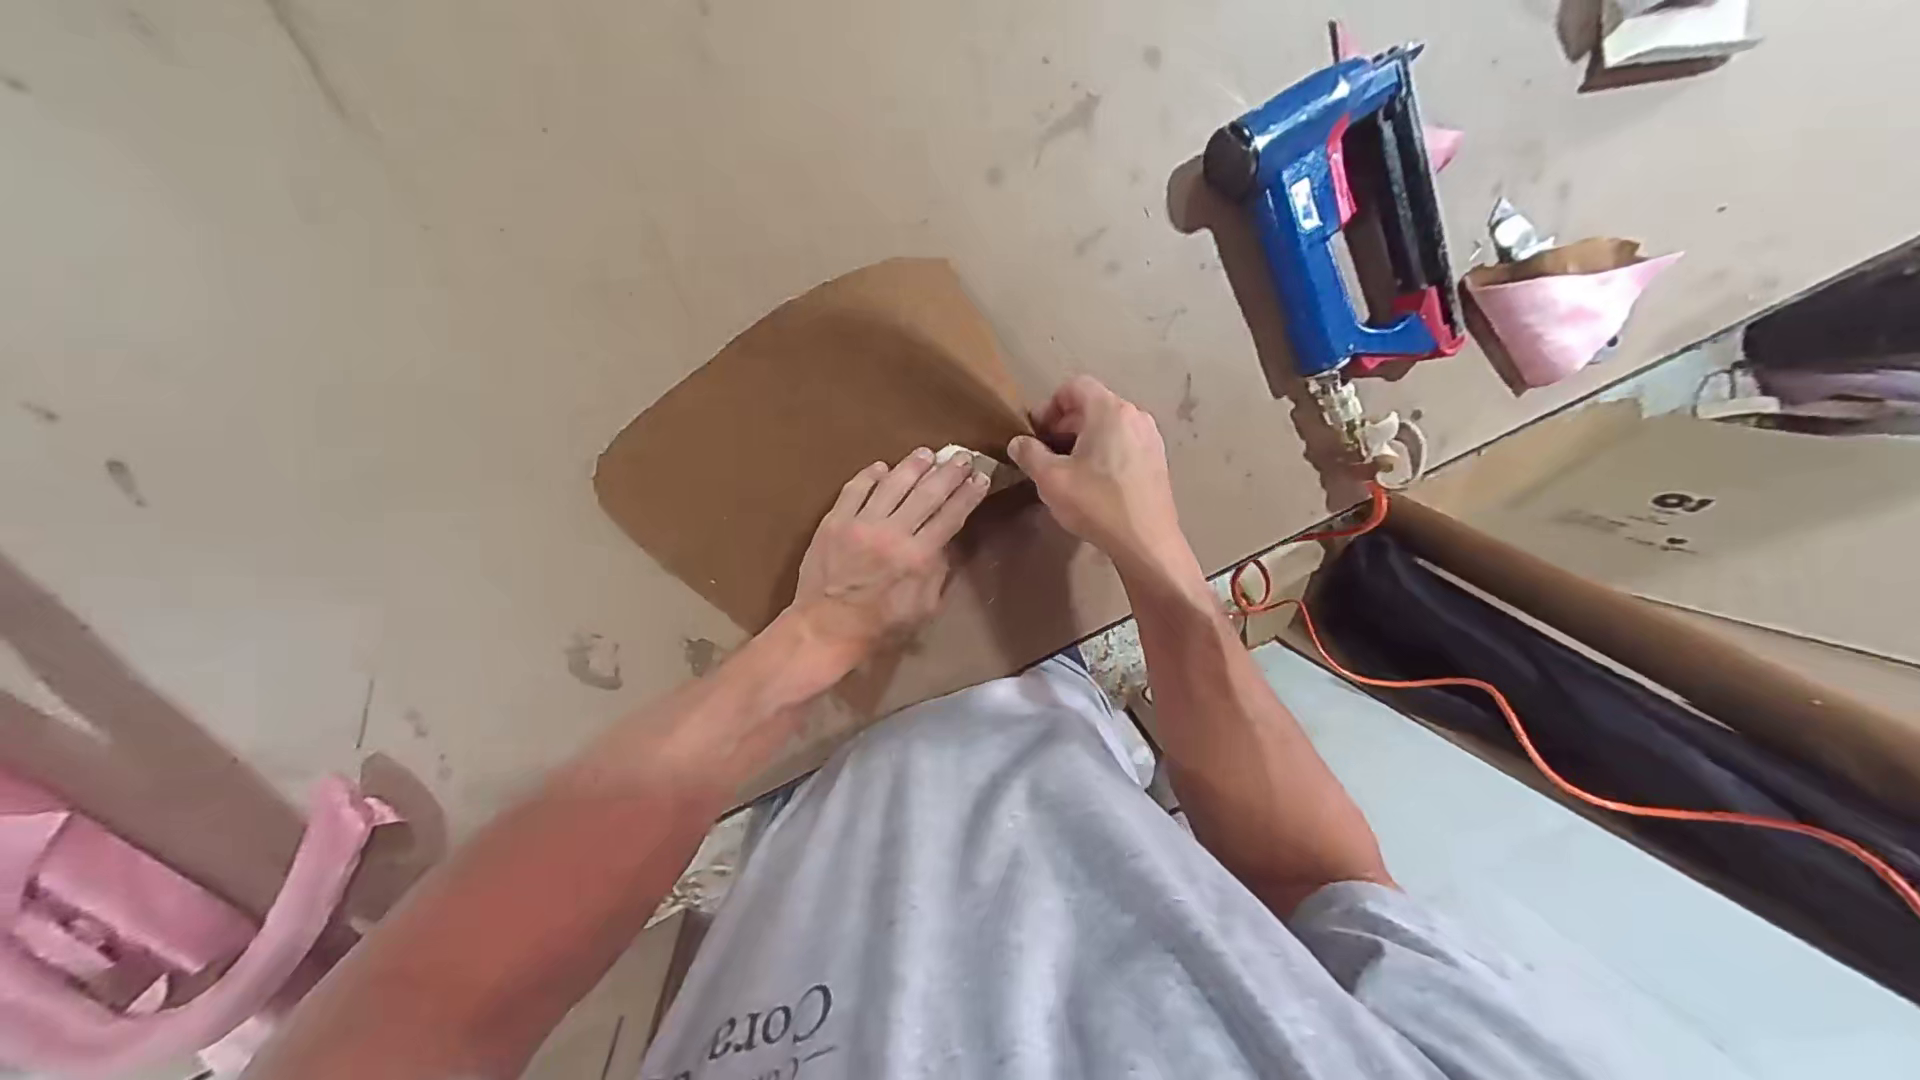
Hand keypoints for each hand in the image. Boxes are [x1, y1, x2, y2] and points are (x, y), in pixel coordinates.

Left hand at [786, 446, 992, 670]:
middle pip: (927, 493)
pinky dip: (870, 475)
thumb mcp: (924, 609)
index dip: (968, 494)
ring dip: (912, 465)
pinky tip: (882, 467)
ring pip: (892, 484)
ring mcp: (860, 524)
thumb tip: (947, 543)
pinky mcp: (834, 522)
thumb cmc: (879, 627)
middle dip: (949, 472)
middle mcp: (892, 534)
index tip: (980, 477)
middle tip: (961, 456)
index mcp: (918, 558)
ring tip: (926, 453)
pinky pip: (854, 489)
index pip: (951, 515)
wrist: (825, 629)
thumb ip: (939, 573)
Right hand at [1008, 375, 1196, 578]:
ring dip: (1083, 440)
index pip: (1074, 386)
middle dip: (1064, 424)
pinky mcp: (1157, 460)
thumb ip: (1029, 453)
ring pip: (1108, 426)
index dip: (1049, 405)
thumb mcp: (1050, 479)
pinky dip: (1104, 452)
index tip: (1037, 433)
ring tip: (1068, 470)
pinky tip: (1093, 482)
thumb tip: (1018, 442)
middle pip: (1092, 405)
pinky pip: (1123, 443)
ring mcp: (1150, 438)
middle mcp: (1134, 415)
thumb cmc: (1096, 503)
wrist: (1145, 541)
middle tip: (1046, 453)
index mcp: (1109, 410)